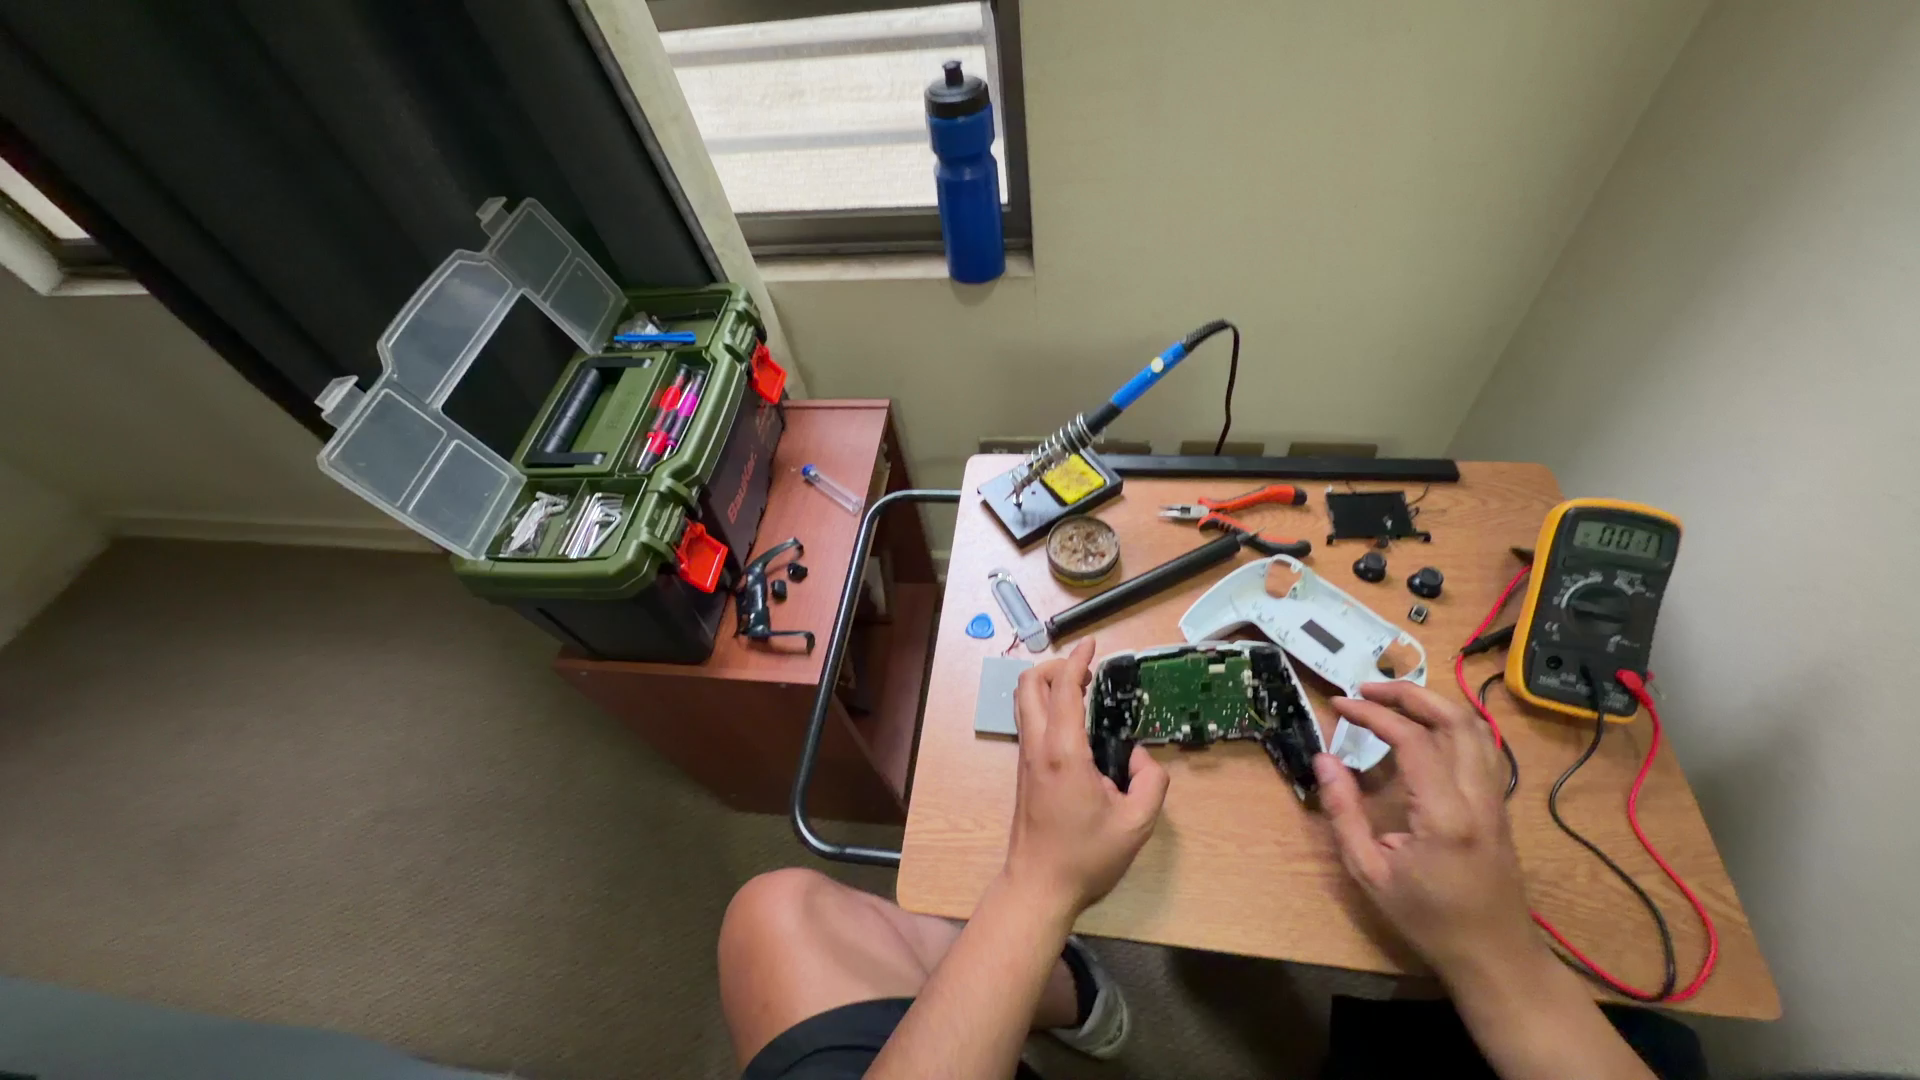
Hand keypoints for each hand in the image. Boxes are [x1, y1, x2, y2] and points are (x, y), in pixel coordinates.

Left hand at [1004, 639, 1169, 917]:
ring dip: (1047, 684)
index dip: (1078, 661)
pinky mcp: (1024, 770)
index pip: (1064, 690)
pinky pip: (1029, 721)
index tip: (1092, 644)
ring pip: (1024, 701)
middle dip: (1055, 666)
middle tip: (1086, 670)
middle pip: (1029, 684)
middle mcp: (1038, 746)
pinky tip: (1073, 722)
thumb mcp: (1136, 823)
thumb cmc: (1086, 856)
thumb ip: (1150, 781)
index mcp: (1064, 752)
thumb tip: (1141, 756)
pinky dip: (1045, 705)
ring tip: (1081, 690)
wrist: (1038, 886)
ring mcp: (1026, 757)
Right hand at [1314, 682, 1536, 979]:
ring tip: (1391, 701)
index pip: (1413, 740)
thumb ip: (1343, 813)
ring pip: (1476, 728)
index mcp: (1445, 815)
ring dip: (1433, 704)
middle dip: (1408, 694)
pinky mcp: (1500, 805)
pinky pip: (1482, 747)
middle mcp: (1478, 797)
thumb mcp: (1369, 873)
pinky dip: (1451, 724)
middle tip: (1366, 690)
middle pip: (1455, 720)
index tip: (1339, 706)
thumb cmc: (1427, 919)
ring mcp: (1496, 799)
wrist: (1496, 956)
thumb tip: (1324, 760)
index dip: (1373, 714)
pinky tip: (1422, 729)